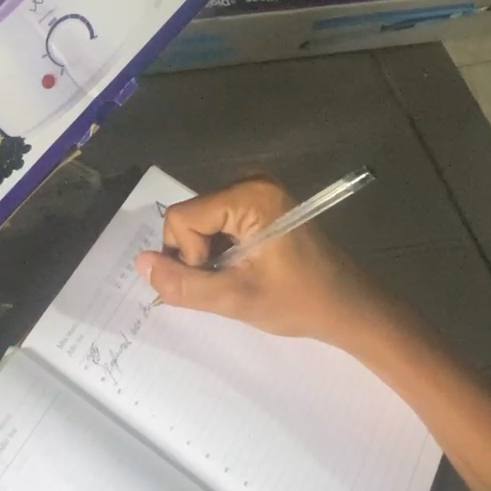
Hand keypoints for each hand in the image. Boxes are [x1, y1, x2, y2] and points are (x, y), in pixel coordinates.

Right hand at [133, 177, 412, 352]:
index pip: (180, 218)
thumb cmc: (299, 302)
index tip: (219, 279)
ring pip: (198, 221)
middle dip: (195, 254)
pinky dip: (218, 248)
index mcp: (249, 197)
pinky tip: (243, 267)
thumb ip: (183, 284)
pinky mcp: (259, 202)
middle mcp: (250, 182)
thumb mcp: (235, 300)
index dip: (186, 255)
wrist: (350, 308)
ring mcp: (256, 190)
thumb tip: (140, 263)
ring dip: (206, 254)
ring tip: (238, 276)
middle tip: (227, 281)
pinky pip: (215, 221)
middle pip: (188, 217)